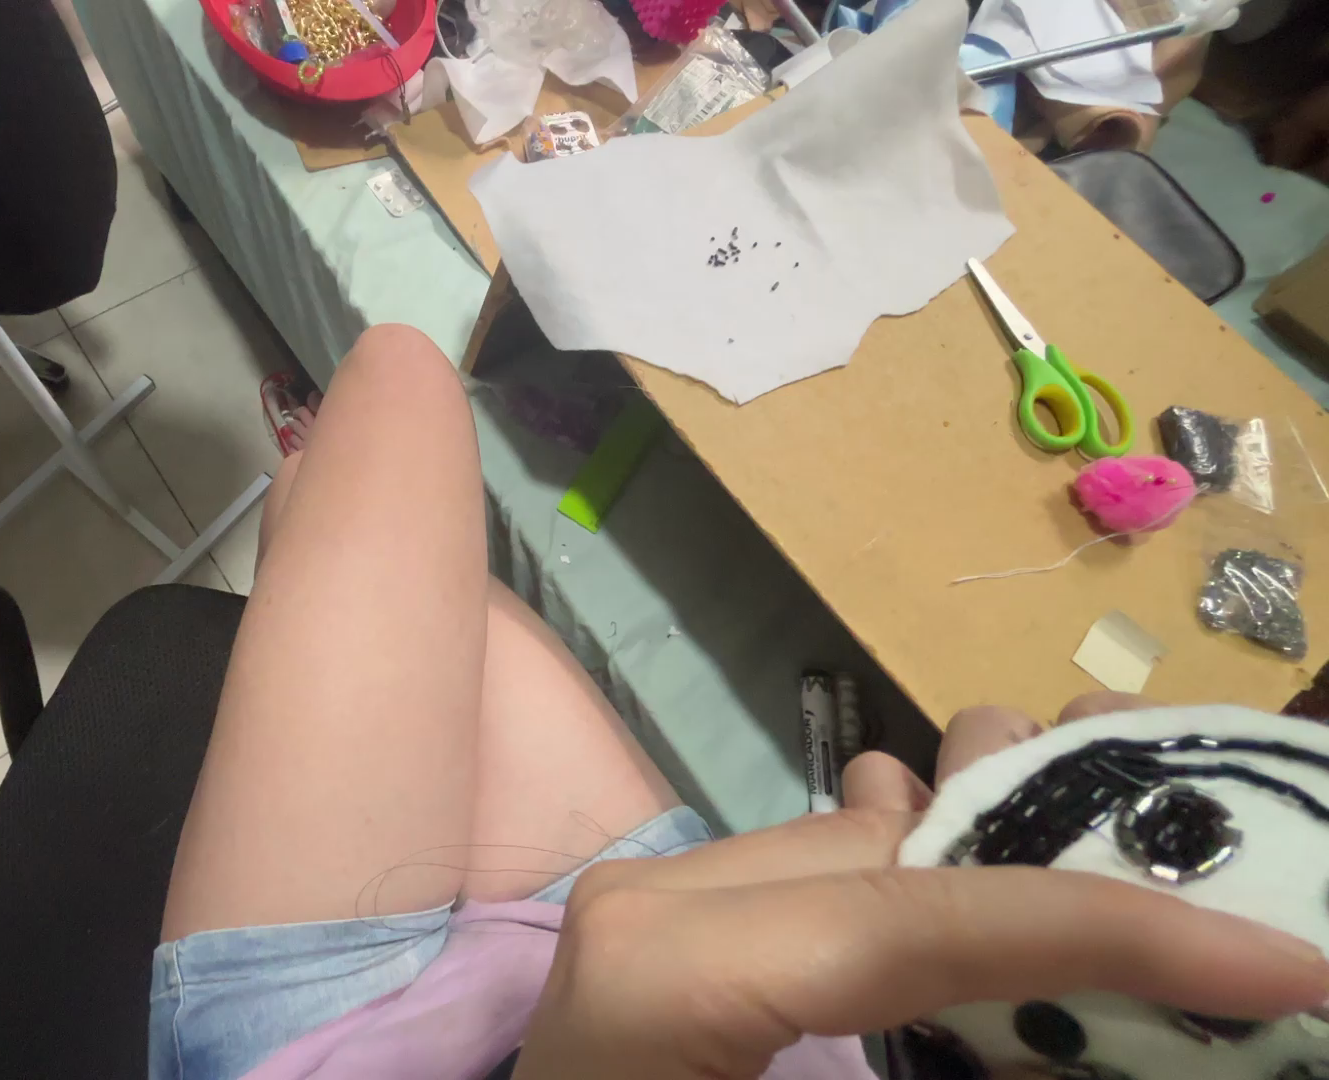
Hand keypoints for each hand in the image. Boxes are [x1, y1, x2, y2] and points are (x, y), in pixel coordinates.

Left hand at [514, 695, 1328, 1078]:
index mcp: (665, 969)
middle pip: (864, 858)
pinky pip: (790, 871)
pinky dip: (888, 872)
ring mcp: (643, 891)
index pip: (891, 921)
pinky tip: (946, 836)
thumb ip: (956, 1069)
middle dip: (1038, 871)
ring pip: (831, 847)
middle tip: (1210, 889)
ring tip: (1108, 850)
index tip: (1282, 960)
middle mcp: (648, 895)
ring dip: (968, 860)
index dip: (1078, 926)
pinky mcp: (654, 908)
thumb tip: (1073, 1031)